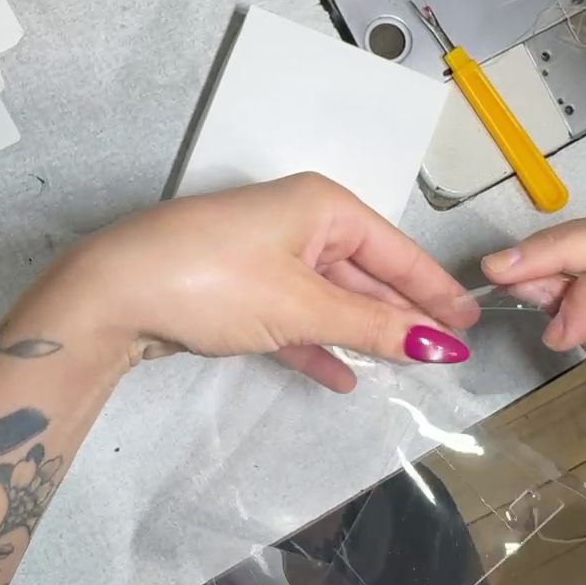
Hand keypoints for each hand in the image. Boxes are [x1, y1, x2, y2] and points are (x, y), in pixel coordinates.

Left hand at [43, 174, 479, 392]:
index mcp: (320, 206)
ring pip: (328, 296)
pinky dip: (316, 344)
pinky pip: (292, 316)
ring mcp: (263, 255)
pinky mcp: (237, 288)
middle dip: (401, 312)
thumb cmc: (217, 281)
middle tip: (445, 352)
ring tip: (404, 365)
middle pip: (364, 271)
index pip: (395, 250)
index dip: (435, 290)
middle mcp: (296, 221)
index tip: (472, 323)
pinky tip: (341, 377)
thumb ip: (373, 326)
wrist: (113, 292)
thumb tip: (440, 345)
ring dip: (361, 331)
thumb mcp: (302, 305)